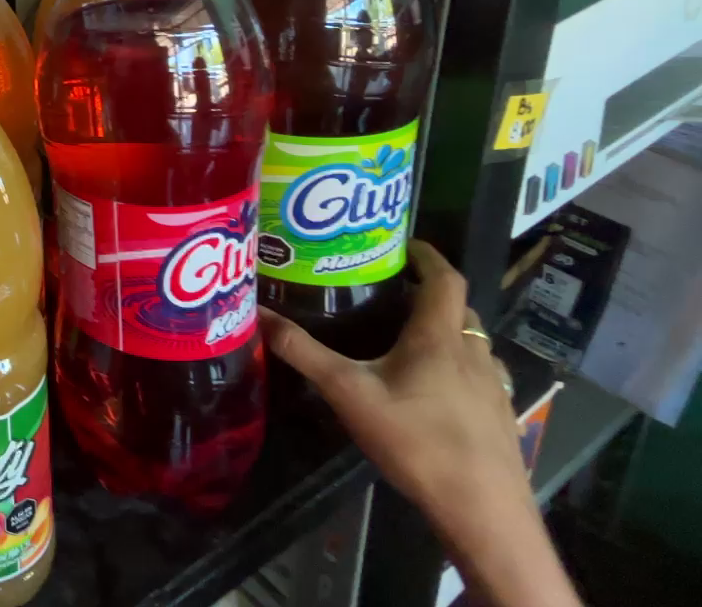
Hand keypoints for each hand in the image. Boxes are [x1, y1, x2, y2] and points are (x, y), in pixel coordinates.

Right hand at [260, 240, 579, 606]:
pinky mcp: (499, 418)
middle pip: (458, 311)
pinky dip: (456, 363)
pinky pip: (478, 374)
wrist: (483, 512)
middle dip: (429, 292)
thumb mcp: (346, 392)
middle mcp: (473, 356)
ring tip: (404, 332)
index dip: (429, 257)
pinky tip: (430, 384)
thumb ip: (302, 351)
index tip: (403, 242)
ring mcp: (494, 389)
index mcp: (439, 339)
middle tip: (388, 287)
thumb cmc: (416, 439)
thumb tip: (256, 312)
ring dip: (445, 329)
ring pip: (472, 344)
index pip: (446, 281)